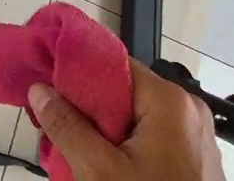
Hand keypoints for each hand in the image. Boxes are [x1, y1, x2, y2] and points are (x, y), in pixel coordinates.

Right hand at [29, 59, 224, 180]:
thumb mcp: (101, 173)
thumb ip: (67, 126)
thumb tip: (39, 90)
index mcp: (169, 101)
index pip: (111, 64)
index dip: (75, 74)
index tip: (47, 89)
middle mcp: (187, 110)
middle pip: (121, 91)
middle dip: (86, 109)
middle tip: (56, 127)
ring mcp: (194, 136)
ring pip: (133, 117)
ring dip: (102, 131)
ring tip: (74, 152)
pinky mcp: (194, 160)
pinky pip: (150, 138)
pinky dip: (124, 147)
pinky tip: (103, 168)